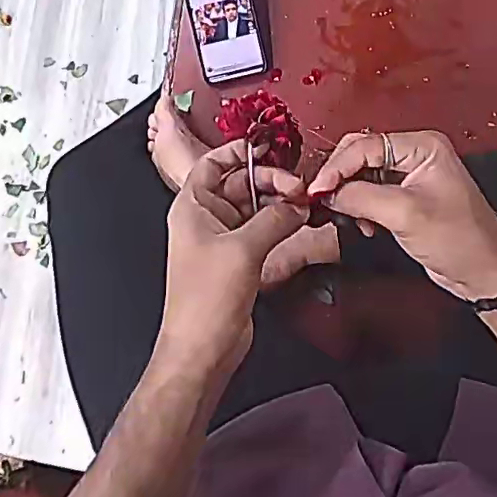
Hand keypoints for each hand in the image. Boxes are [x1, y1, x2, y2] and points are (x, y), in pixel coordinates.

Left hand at [156, 139, 309, 378]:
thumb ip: (274, 220)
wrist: (202, 349)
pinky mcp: (239, 258)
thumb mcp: (243, 249)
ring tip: (303, 204)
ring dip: (279, 202)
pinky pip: (262, 228)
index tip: (266, 147)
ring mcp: (223, 239)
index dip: (238, 151)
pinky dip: (280, 222)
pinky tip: (299, 221)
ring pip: (255, 206)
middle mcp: (206, 219)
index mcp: (193, 207)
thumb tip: (296, 204)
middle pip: (240, 183)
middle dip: (270, 181)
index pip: (213, 163)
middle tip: (297, 187)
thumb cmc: (203, 302)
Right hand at [308, 131, 496, 301]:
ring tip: (342, 214)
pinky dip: (359, 206)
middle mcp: (416, 154)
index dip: (337, 166)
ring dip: (348, 193)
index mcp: (422, 146)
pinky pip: (370, 192)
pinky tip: (361, 224)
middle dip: (339, 176)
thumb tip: (326, 191)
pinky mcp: (406, 196)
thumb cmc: (460, 240)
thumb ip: (361, 197)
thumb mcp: (405, 214)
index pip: (366, 145)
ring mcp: (411, 175)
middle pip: (361, 154)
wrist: (484, 273)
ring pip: (363, 174)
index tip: (317, 189)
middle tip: (320, 198)